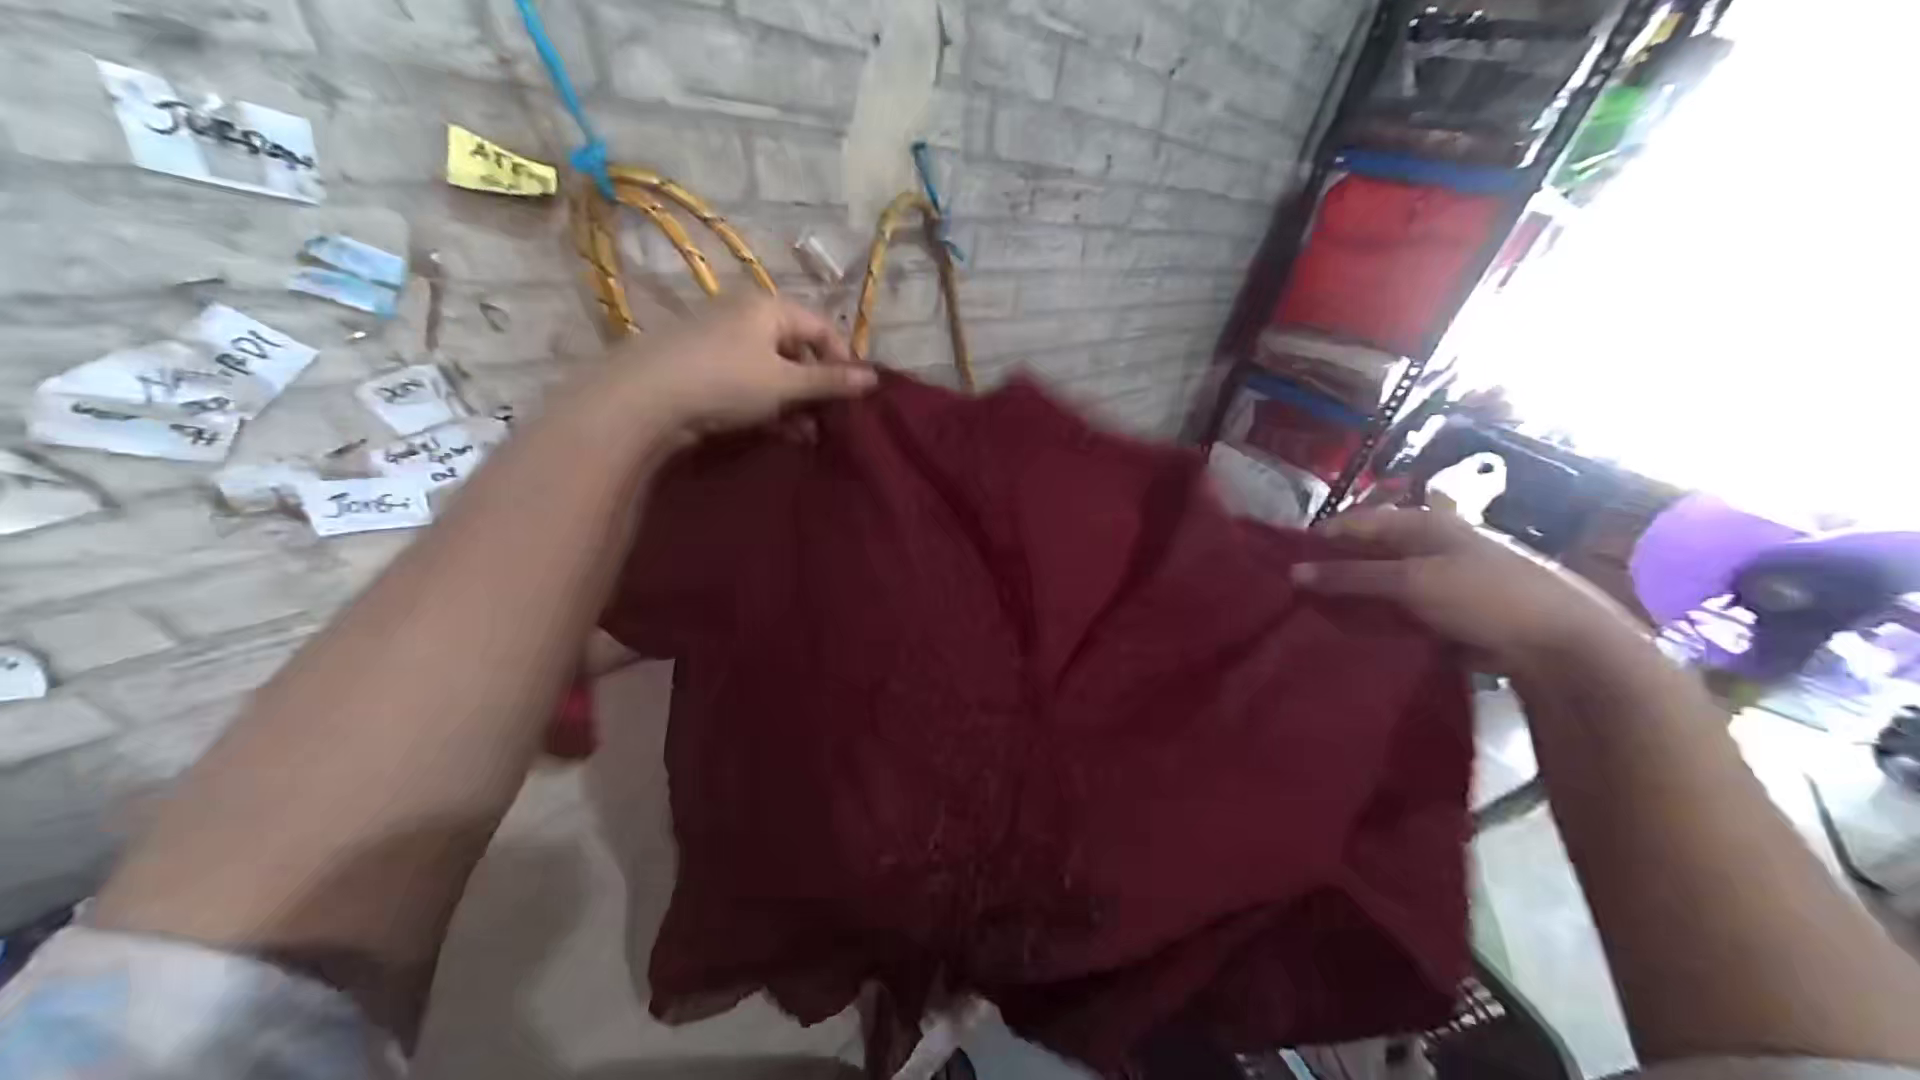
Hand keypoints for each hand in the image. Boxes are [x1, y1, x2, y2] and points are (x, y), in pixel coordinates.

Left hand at [606, 296, 876, 441]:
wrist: (644, 398)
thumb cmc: (726, 381)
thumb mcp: (785, 383)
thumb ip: (830, 381)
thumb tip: (874, 378)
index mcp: (769, 307)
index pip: (822, 327)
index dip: (843, 359)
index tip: (855, 394)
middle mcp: (746, 316)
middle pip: (797, 349)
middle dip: (817, 386)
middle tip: (831, 418)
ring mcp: (721, 342)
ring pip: (773, 370)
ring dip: (795, 402)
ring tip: (807, 434)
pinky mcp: (703, 369)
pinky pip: (749, 382)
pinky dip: (768, 405)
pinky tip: (780, 432)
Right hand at [1291, 507, 1643, 672]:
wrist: (1560, 643)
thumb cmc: (1482, 595)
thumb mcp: (1409, 582)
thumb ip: (1349, 576)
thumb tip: (1293, 572)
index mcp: (1422, 522)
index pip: (1356, 521)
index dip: (1320, 537)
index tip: (1284, 559)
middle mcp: (1431, 542)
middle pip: (1369, 551)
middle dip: (1335, 567)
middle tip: (1297, 589)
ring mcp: (1444, 576)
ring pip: (1384, 581)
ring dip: (1356, 595)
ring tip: (1320, 612)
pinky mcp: (1453, 608)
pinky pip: (1402, 608)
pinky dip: (1380, 616)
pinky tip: (1359, 630)